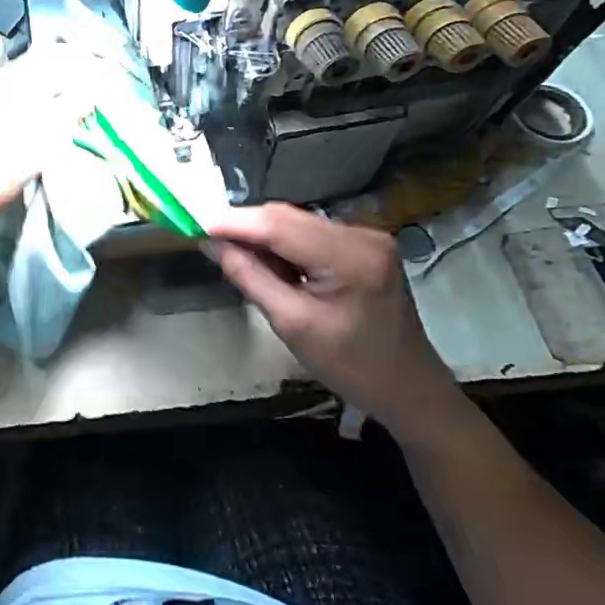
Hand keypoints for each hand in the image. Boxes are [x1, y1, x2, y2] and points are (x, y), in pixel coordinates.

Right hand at [207, 204, 455, 416]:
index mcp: (350, 256)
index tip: (196, 225)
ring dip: (264, 237)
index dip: (234, 222)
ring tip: (240, 261)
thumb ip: (250, 277)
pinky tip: (273, 267)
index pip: (278, 224)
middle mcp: (362, 235)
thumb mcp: (292, 325)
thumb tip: (211, 244)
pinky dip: (286, 246)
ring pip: (298, 223)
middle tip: (210, 244)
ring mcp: (367, 237)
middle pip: (288, 218)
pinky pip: (312, 234)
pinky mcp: (366, 245)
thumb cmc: (351, 366)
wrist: (408, 386)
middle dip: (246, 228)